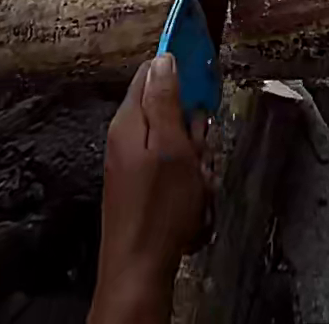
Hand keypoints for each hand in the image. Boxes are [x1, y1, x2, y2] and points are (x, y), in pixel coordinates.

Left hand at [89, 53, 208, 323]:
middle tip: (198, 146)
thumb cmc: (160, 207)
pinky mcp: (139, 183)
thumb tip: (163, 57)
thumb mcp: (172, 145)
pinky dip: (185, 172)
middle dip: (190, 121)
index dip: (178, 69)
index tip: (203, 83)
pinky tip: (192, 194)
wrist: (138, 272)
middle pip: (165, 104)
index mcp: (129, 120)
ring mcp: (131, 160)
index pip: (150, 70)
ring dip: (192, 151)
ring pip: (172, 135)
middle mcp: (125, 135)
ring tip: (197, 177)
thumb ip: (165, 99)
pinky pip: (169, 161)